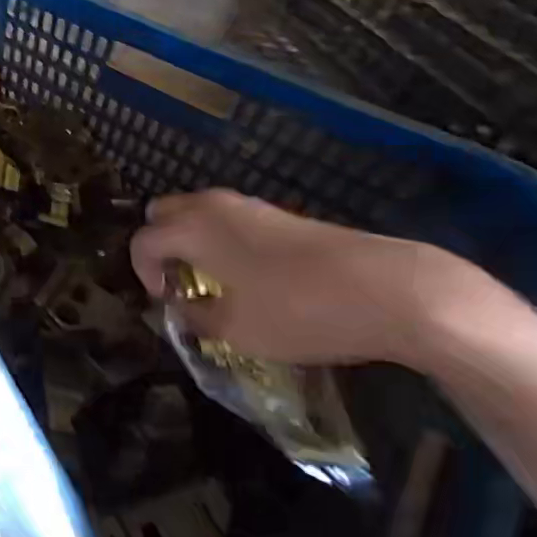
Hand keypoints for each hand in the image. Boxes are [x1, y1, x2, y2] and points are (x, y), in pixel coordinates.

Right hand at [129, 189, 494, 368]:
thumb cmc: (300, 310)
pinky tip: (255, 276)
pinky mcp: (282, 214)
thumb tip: (184, 311)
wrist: (394, 291)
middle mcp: (210, 206)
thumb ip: (197, 319)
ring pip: (198, 212)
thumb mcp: (239, 331)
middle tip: (180, 280)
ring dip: (193, 240)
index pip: (142, 241)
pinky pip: (230, 219)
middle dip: (160, 244)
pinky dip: (224, 239)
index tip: (166, 303)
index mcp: (189, 228)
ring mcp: (249, 206)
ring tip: (217, 280)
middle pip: (162, 212)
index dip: (143, 274)